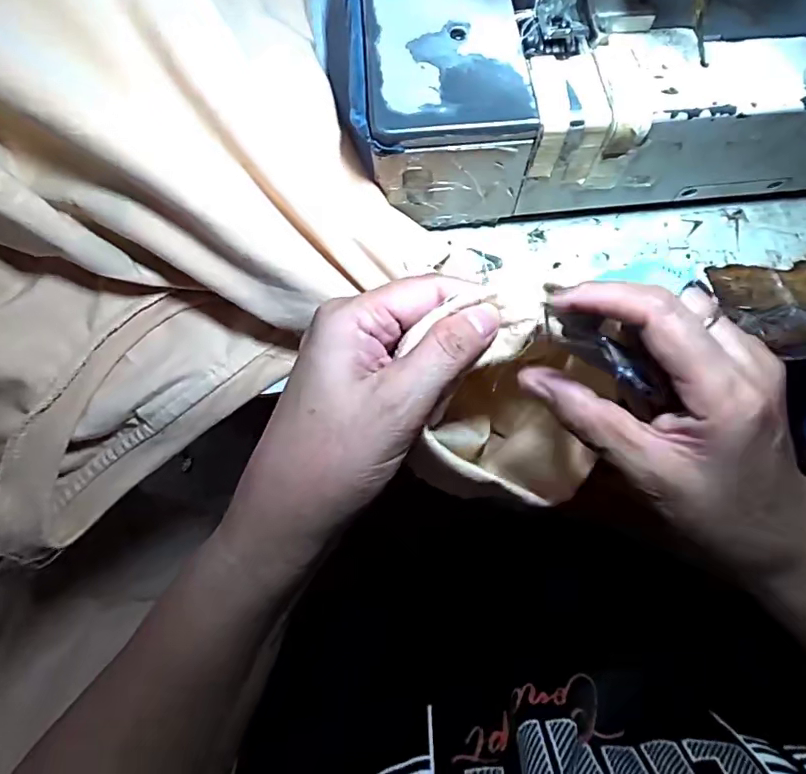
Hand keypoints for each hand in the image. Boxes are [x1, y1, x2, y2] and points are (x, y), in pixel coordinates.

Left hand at [220, 276, 499, 569]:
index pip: (429, 287)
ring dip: (445, 360)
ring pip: (420, 335)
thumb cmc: (339, 458)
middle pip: (425, 308)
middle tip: (494, 361)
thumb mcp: (400, 401)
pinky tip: (434, 402)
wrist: (287, 518)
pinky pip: (407, 359)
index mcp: (352, 314)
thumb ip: (448, 350)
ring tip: (456, 391)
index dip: (474, 299)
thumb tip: (492, 309)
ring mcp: (353, 348)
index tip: (518, 319)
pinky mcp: (359, 374)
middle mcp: (351, 320)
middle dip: (460, 334)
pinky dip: (429, 376)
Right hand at [517, 281, 805, 583]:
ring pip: (687, 304)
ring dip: (638, 312)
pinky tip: (638, 354)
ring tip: (598, 333)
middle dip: (615, 298)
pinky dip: (659, 327)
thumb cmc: (713, 515)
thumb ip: (588, 419)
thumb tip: (531, 377)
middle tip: (569, 315)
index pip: (661, 314)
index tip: (558, 301)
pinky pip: (698, 321)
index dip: (605, 296)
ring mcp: (756, 354)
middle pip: (674, 298)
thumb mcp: (646, 472)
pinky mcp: (753, 357)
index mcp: (725, 390)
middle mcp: (748, 358)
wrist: (780, 534)